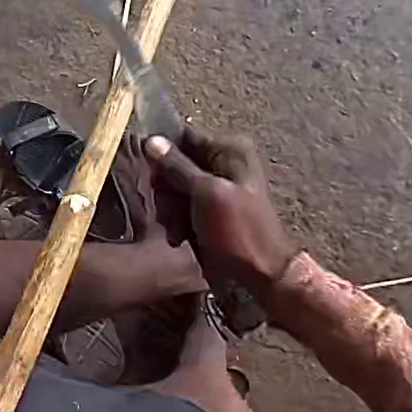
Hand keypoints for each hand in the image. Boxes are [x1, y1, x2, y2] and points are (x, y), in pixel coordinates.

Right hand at [145, 128, 299, 291]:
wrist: (261, 274)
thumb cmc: (239, 230)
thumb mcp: (206, 194)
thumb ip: (177, 167)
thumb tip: (151, 140)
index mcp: (229, 150)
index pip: (181, 138)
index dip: (163, 157)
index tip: (155, 180)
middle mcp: (221, 164)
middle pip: (172, 165)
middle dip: (166, 190)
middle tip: (171, 211)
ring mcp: (213, 187)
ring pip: (171, 188)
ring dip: (169, 209)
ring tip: (178, 228)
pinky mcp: (206, 209)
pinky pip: (178, 205)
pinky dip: (175, 220)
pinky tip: (180, 234)